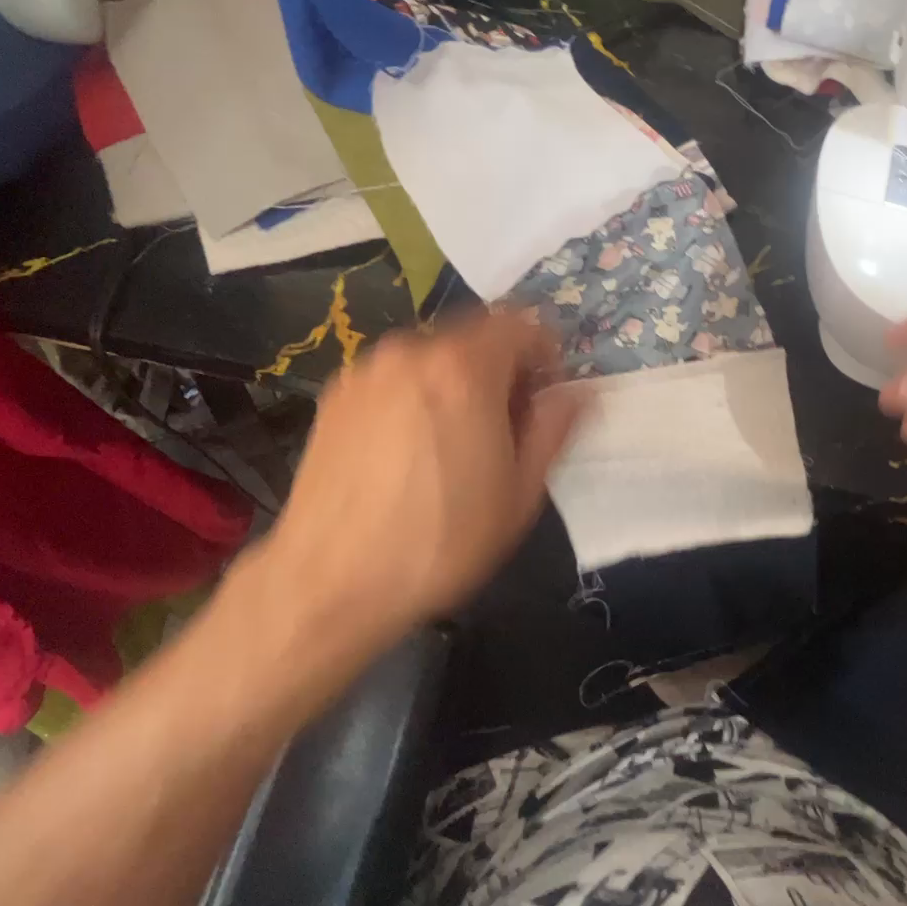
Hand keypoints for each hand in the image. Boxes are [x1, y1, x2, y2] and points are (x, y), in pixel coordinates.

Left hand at [240, 312, 585, 657]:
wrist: (331, 582)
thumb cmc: (442, 540)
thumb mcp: (520, 492)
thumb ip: (554, 428)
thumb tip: (576, 394)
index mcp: (466, 367)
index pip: (521, 324)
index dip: (545, 354)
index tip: (546, 397)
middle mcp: (412, 352)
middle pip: (474, 337)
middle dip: (500, 370)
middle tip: (505, 426)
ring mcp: (366, 371)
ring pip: (431, 358)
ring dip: (455, 383)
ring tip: (454, 444)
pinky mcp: (334, 396)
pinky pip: (393, 379)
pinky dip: (414, 397)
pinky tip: (408, 453)